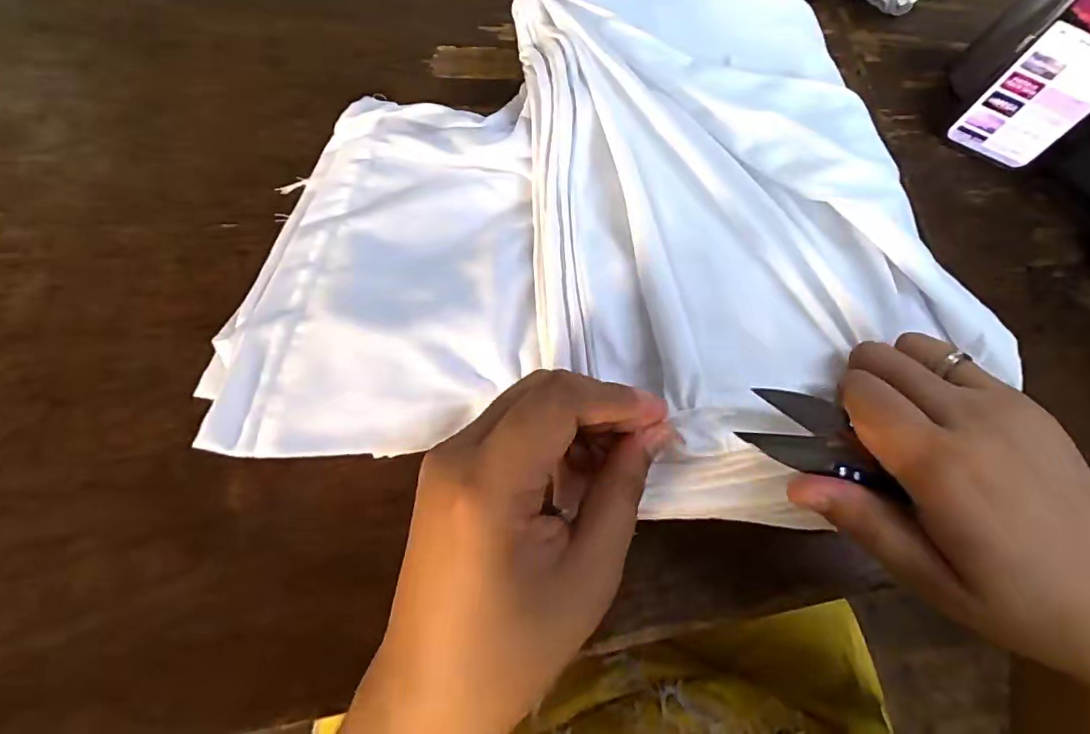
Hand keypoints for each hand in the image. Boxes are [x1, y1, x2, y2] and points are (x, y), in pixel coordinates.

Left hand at [346, 370, 674, 733]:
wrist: (430, 697)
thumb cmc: (514, 649)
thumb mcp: (589, 574)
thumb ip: (621, 490)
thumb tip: (650, 433)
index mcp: (486, 484)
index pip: (556, 402)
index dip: (614, 399)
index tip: (659, 418)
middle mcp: (456, 455)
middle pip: (539, 392)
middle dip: (598, 403)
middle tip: (641, 438)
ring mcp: (445, 461)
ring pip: (525, 403)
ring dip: (575, 418)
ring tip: (613, 461)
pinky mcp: (446, 473)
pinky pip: (507, 428)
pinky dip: (549, 435)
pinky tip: (575, 474)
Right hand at [787, 334, 1089, 728]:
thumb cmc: (1008, 602)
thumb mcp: (927, 577)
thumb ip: (862, 519)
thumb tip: (795, 482)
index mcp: (941, 465)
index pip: (860, 390)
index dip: (841, 411)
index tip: (854, 448)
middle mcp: (970, 417)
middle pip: (882, 356)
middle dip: (861, 383)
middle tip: (877, 436)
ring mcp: (1005, 401)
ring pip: (917, 345)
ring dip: (898, 372)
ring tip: (914, 423)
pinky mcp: (1028, 399)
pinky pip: (960, 359)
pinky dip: (937, 375)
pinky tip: (957, 426)